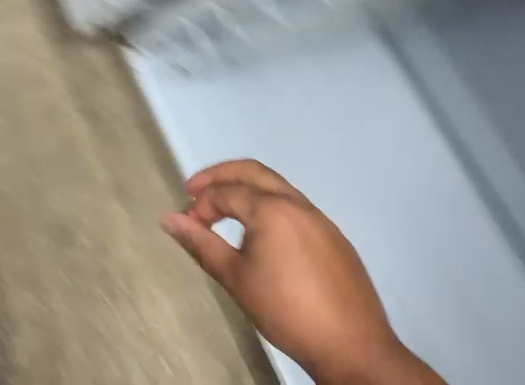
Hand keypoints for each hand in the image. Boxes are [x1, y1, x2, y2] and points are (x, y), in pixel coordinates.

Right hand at [161, 160, 441, 384]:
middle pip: (252, 171)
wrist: (356, 352)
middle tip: (195, 190)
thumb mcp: (235, 278)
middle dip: (219, 176)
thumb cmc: (288, 311)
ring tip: (225, 211)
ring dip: (245, 190)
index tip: (188, 226)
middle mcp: (299, 206)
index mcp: (273, 210)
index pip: (225, 192)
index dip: (200, 205)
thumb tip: (168, 218)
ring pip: (277, 187)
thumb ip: (200, 243)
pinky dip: (269, 207)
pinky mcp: (336, 241)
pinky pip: (296, 208)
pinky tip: (262, 235)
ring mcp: (322, 222)